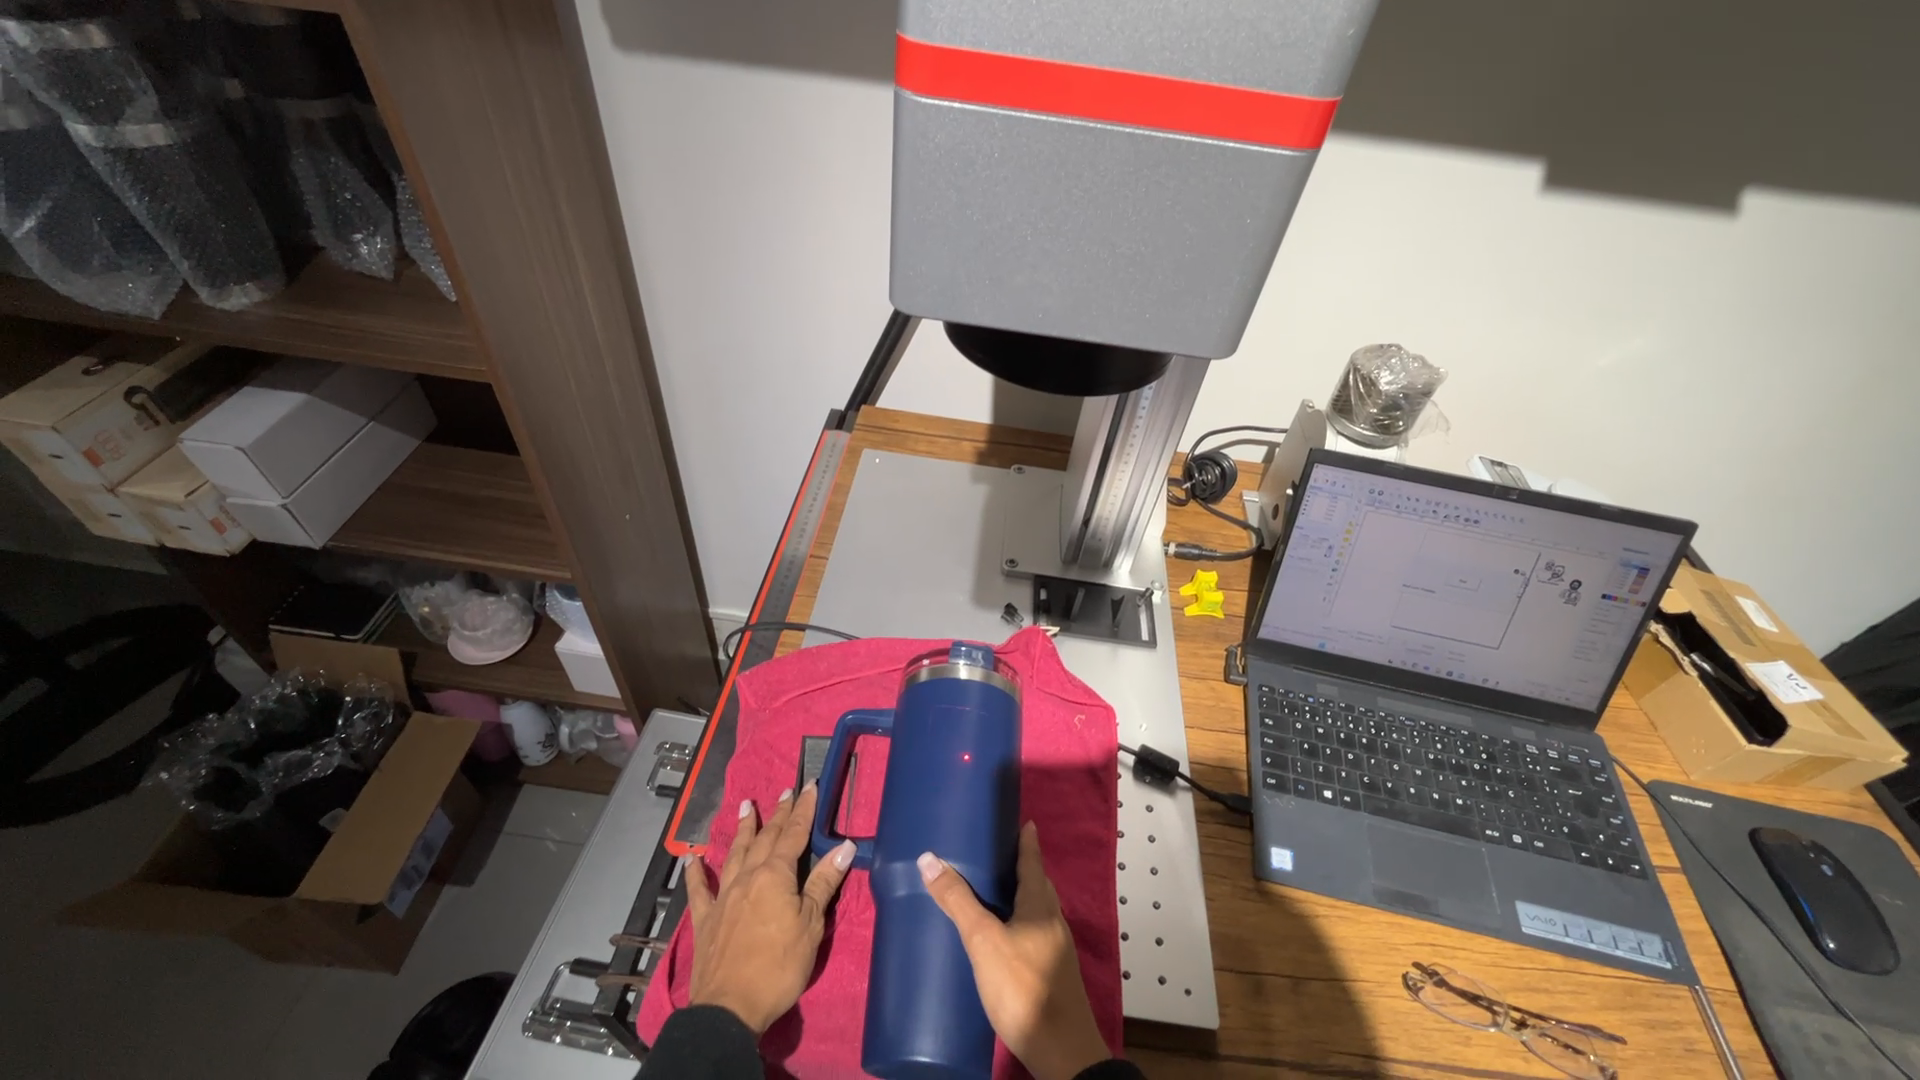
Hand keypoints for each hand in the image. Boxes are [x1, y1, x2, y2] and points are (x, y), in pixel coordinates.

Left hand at [686, 784, 855, 1034]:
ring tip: (747, 807)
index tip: (810, 786)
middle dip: (778, 814)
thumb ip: (823, 882)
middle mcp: (747, 877)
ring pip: (734, 854)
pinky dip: (696, 872)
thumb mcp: (811, 924)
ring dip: (743, 830)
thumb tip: (844, 846)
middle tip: (785, 791)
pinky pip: (699, 890)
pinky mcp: (705, 920)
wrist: (730, 1008)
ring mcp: (723, 897)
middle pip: (765, 839)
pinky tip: (693, 858)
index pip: (793, 835)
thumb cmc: (779, 965)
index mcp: (775, 875)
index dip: (803, 810)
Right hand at [918, 822, 1110, 1079]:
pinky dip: (1017, 921)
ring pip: (1035, 909)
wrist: (1061, 1051)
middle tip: (994, 852)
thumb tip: (929, 858)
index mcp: (1040, 905)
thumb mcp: (983, 941)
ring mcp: (1054, 948)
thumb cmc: (1023, 988)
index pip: (1033, 861)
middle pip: (1037, 883)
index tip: (1021, 820)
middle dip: (1021, 866)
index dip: (1026, 840)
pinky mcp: (1050, 973)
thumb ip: (958, 901)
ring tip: (990, 890)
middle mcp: (1052, 920)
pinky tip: (999, 936)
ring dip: (1018, 895)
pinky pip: (1032, 932)